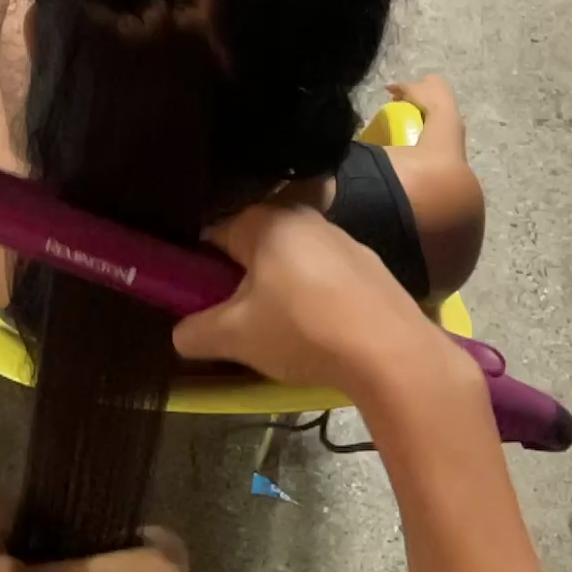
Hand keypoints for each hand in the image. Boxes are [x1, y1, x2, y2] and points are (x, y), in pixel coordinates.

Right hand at [172, 204, 446, 391]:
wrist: (391, 352)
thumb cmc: (301, 330)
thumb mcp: (233, 337)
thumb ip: (194, 332)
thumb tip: (181, 335)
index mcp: (265, 221)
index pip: (212, 233)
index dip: (196, 267)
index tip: (195, 300)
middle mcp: (303, 218)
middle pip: (252, 246)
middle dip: (237, 281)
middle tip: (233, 321)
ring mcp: (342, 239)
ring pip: (289, 262)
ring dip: (275, 290)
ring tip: (277, 332)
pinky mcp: (370, 266)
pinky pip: (323, 276)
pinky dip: (311, 297)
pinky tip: (317, 331)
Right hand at [387, 73, 456, 119]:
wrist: (443, 115)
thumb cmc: (426, 97)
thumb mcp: (408, 89)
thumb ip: (398, 87)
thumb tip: (386, 86)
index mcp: (433, 77)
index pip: (417, 81)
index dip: (406, 89)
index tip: (398, 98)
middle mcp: (442, 84)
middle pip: (423, 91)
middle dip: (412, 97)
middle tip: (402, 106)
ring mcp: (447, 97)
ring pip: (428, 100)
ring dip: (419, 106)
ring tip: (410, 114)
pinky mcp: (449, 109)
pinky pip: (433, 109)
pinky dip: (426, 113)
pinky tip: (420, 119)